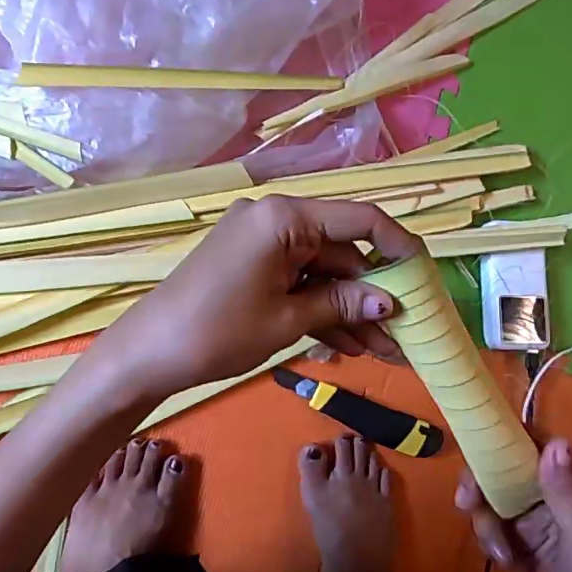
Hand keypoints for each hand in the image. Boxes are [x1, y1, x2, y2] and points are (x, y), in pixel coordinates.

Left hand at [91, 195, 422, 399]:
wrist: (148, 353)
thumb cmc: (218, 332)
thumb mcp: (287, 319)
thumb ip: (341, 303)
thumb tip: (389, 300)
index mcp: (283, 218)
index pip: (359, 219)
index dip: (397, 246)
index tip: (424, 275)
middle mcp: (273, 219)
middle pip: (340, 251)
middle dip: (371, 295)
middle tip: (402, 335)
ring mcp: (259, 242)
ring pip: (320, 272)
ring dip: (348, 309)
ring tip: (383, 352)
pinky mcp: (249, 264)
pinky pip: (295, 280)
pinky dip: (318, 307)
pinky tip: (347, 344)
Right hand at [455, 440, 571, 571]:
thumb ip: (566, 494)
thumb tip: (554, 441)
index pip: (538, 448)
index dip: (504, 444)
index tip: (477, 458)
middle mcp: (558, 499)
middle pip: (507, 473)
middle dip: (483, 487)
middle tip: (467, 505)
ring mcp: (542, 526)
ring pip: (498, 503)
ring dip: (488, 524)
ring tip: (502, 556)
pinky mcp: (529, 550)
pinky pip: (500, 533)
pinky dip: (494, 544)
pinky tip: (507, 566)